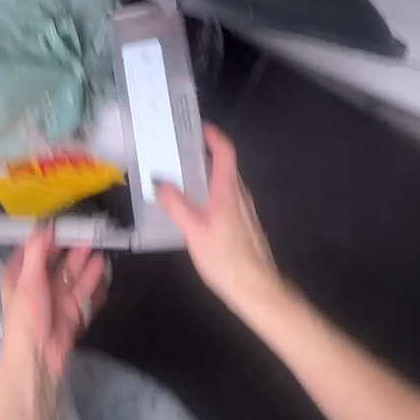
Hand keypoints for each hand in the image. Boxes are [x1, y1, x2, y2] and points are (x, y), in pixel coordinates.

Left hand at [0, 226, 108, 388]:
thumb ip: (38, 251)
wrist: (38, 359)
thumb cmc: (26, 316)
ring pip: (71, 276)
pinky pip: (83, 293)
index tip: (64, 222)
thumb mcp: (28, 279)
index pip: (33, 250)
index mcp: (19, 275)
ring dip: (84, 263)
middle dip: (71, 249)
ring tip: (98, 248)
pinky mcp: (70, 312)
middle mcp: (36, 284)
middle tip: (88, 234)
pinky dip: (92, 282)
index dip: (48, 237)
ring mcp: (55, 299)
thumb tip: (46, 225)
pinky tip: (102, 270)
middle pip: (56, 262)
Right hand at [156, 125, 285, 314]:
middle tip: (178, 152)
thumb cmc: (226, 259)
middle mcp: (240, 196)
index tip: (200, 128)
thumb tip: (161, 184)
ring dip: (206, 176)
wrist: (258, 291)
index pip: (226, 153)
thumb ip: (177, 206)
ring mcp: (245, 212)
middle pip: (225, 167)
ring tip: (182, 178)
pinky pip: (227, 200)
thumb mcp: (194, 232)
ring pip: (226, 184)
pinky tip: (196, 208)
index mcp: (228, 191)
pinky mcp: (245, 227)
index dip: (214, 137)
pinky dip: (211, 193)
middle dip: (204, 156)